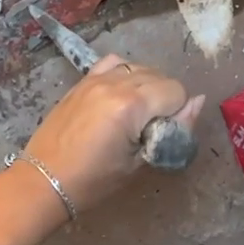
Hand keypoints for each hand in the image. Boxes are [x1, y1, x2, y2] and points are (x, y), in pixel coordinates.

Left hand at [21, 54, 205, 212]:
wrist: (45, 178)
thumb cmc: (93, 180)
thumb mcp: (139, 161)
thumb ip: (172, 129)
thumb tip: (198, 102)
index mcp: (131, 104)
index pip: (176, 90)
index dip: (179, 112)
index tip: (164, 132)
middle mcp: (114, 83)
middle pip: (159, 76)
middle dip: (165, 99)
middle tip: (151, 128)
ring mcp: (95, 78)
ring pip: (138, 66)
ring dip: (145, 85)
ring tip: (135, 113)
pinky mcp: (81, 81)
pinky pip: (112, 64)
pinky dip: (124, 74)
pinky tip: (120, 95)